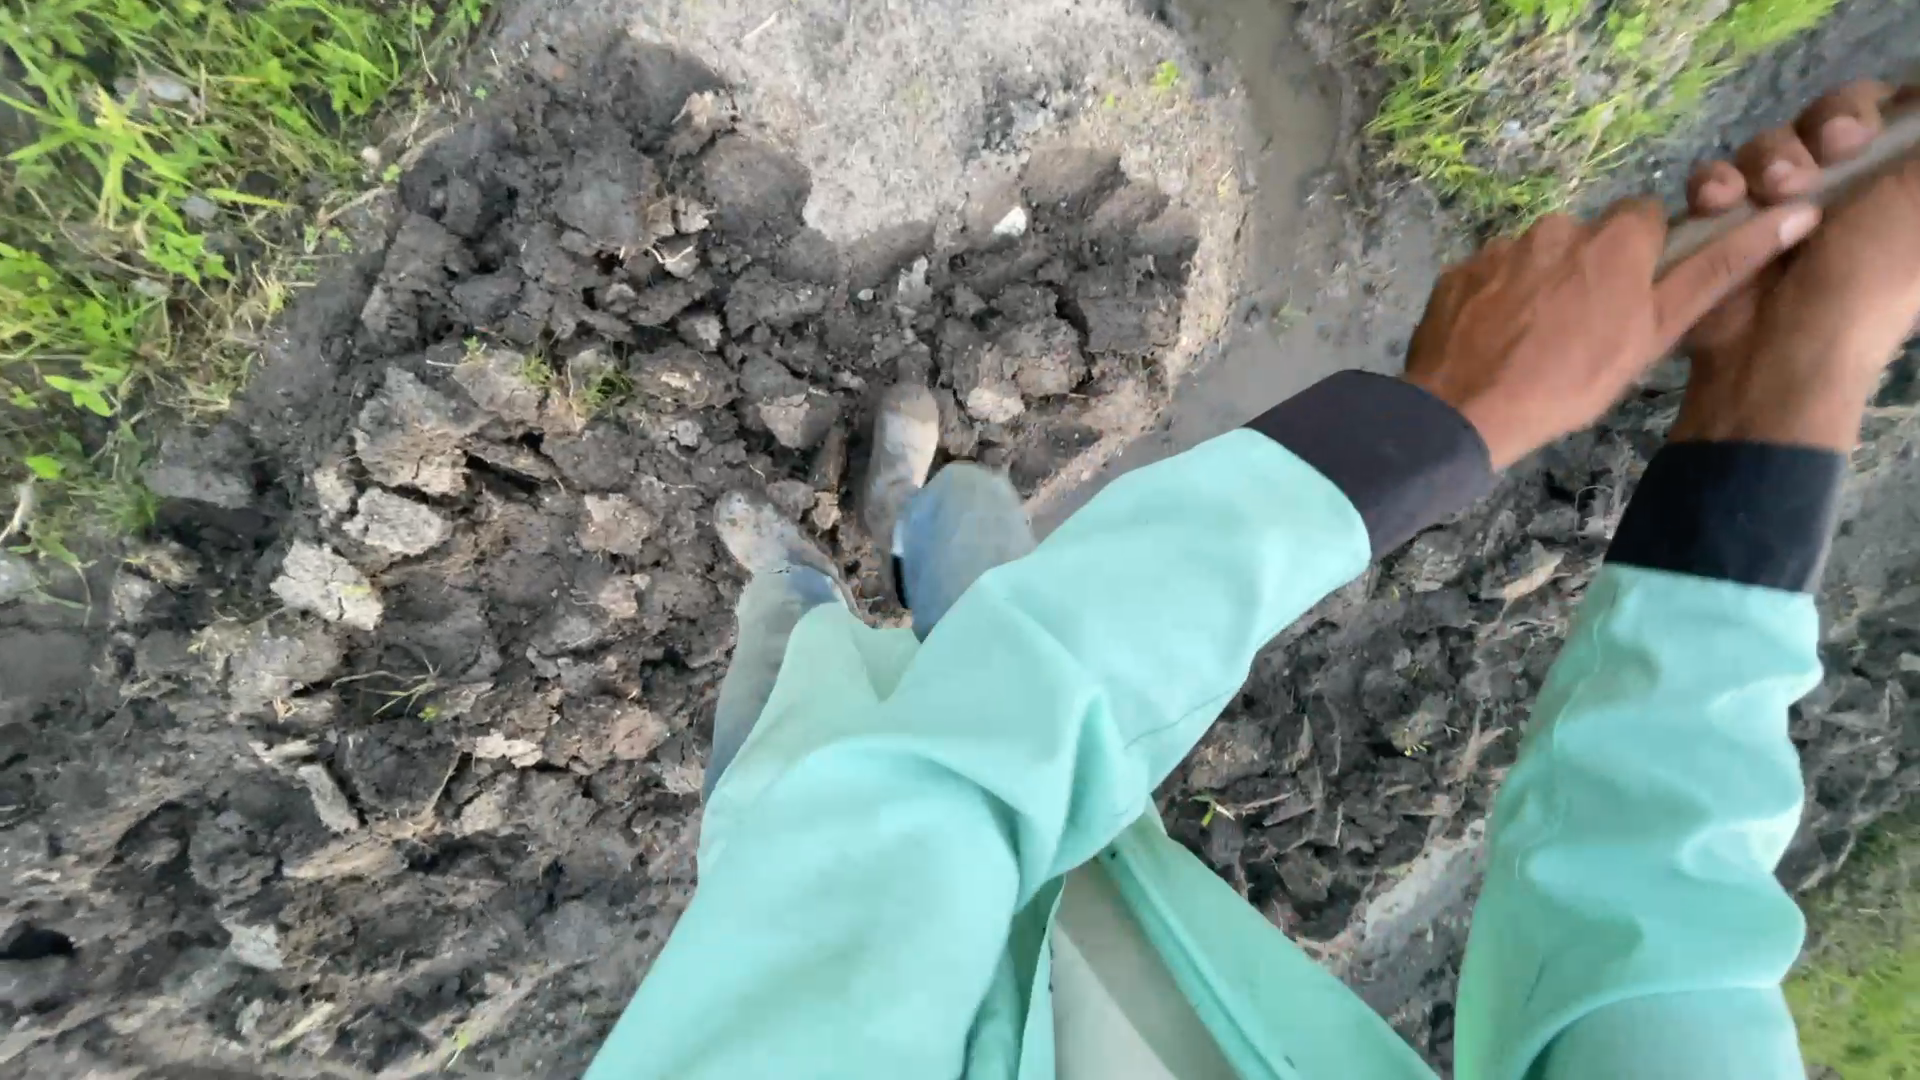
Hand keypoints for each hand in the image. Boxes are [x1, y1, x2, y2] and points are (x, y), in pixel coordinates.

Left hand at [1404, 198, 1818, 468]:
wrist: (1461, 413)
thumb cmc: (1564, 383)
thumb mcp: (1651, 335)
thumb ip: (1715, 271)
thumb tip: (1793, 214)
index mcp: (1613, 239)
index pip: (1641, 218)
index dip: (1636, 254)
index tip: (1624, 294)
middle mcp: (1552, 230)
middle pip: (1579, 238)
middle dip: (1579, 268)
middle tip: (1567, 325)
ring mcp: (1494, 252)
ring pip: (1527, 257)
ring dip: (1530, 283)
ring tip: (1521, 336)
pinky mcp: (1452, 275)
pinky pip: (1482, 276)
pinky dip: (1487, 298)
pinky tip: (1484, 336)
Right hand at [1675, 81, 1919, 450]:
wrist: (1776, 343)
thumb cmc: (1872, 273)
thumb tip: (1913, 103)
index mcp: (1902, 171)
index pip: (1890, 104)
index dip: (1871, 108)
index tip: (1860, 136)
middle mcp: (1846, 179)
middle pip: (1829, 113)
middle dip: (1817, 131)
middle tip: (1807, 173)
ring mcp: (1777, 202)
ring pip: (1767, 144)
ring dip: (1761, 162)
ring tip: (1760, 195)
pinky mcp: (1720, 223)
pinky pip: (1710, 180)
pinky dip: (1709, 185)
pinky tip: (1713, 204)